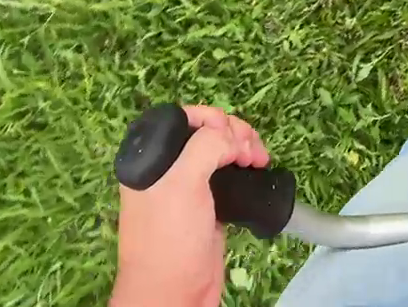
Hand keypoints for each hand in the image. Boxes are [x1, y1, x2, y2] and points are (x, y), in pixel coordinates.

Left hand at [110, 107, 270, 306]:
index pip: (182, 117)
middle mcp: (166, 169)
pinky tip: (257, 169)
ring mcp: (188, 186)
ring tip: (259, 160)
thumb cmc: (171, 237)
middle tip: (250, 151)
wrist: (175, 294)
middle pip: (208, 131)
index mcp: (149, 160)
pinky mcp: (208, 202)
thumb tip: (234, 139)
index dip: (211, 119)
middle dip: (234, 132)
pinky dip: (246, 163)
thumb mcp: (182, 182)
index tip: (229, 137)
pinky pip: (230, 170)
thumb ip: (207, 146)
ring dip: (245, 146)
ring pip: (222, 148)